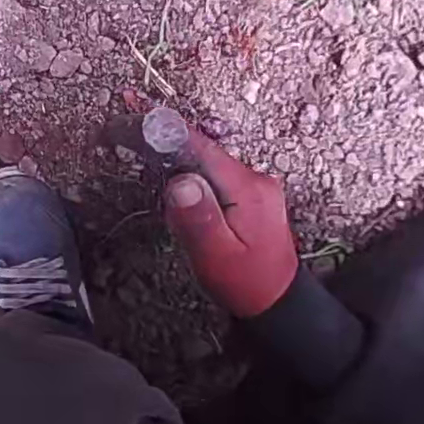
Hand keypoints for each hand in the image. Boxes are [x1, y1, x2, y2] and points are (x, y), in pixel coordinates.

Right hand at [163, 132, 298, 317]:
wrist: (279, 303)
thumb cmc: (248, 284)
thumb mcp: (217, 256)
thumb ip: (199, 217)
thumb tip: (179, 182)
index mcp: (249, 190)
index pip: (204, 150)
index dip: (171, 134)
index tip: (144, 119)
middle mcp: (257, 181)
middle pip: (206, 157)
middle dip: (176, 166)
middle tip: (155, 182)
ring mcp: (257, 188)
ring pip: (211, 170)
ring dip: (188, 183)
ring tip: (183, 221)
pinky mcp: (253, 196)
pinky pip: (219, 182)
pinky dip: (201, 191)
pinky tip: (195, 216)